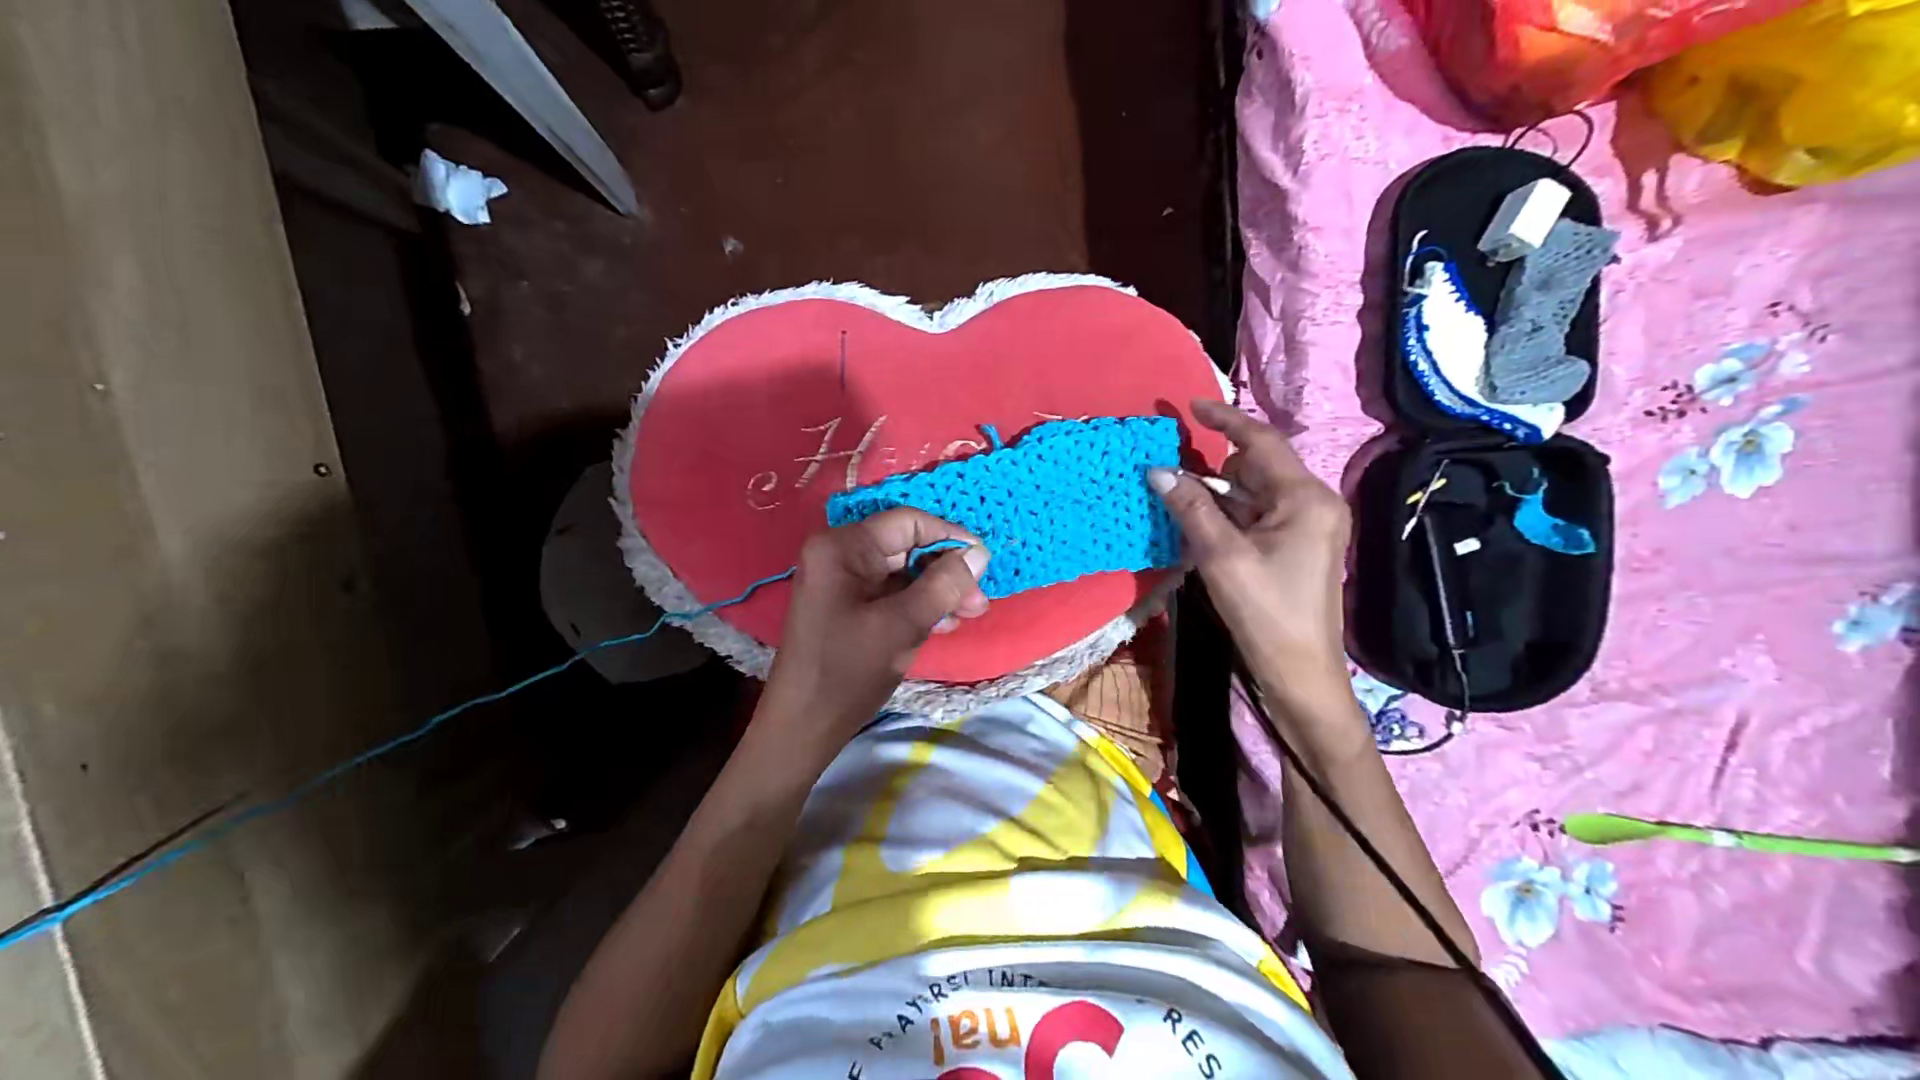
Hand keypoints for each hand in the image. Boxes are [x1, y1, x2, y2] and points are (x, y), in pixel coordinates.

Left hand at [759, 509, 990, 743]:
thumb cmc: (848, 671)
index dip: (949, 537)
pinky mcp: (849, 605)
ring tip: (969, 615)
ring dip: (938, 591)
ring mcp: (843, 581)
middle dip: (946, 571)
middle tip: (978, 602)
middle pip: (907, 546)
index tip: (983, 562)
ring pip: (904, 572)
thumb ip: (944, 584)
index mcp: (842, 547)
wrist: (803, 726)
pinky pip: (892, 593)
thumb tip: (979, 553)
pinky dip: (919, 605)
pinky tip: (943, 625)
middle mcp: (840, 554)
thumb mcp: (903, 625)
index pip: (907, 522)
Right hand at [1149, 399, 1350, 696]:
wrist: (1299, 670)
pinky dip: (1229, 516)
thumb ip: (1190, 507)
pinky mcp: (1298, 545)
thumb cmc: (1265, 611)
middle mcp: (1314, 503)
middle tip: (1173, 479)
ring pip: (1254, 493)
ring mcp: (1309, 525)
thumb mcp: (1221, 556)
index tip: (1190, 406)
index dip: (1224, 420)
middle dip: (1214, 471)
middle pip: (1256, 467)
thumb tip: (1157, 470)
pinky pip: (1257, 515)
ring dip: (1217, 496)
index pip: (1261, 442)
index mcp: (1305, 498)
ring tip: (1181, 506)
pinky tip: (1202, 529)